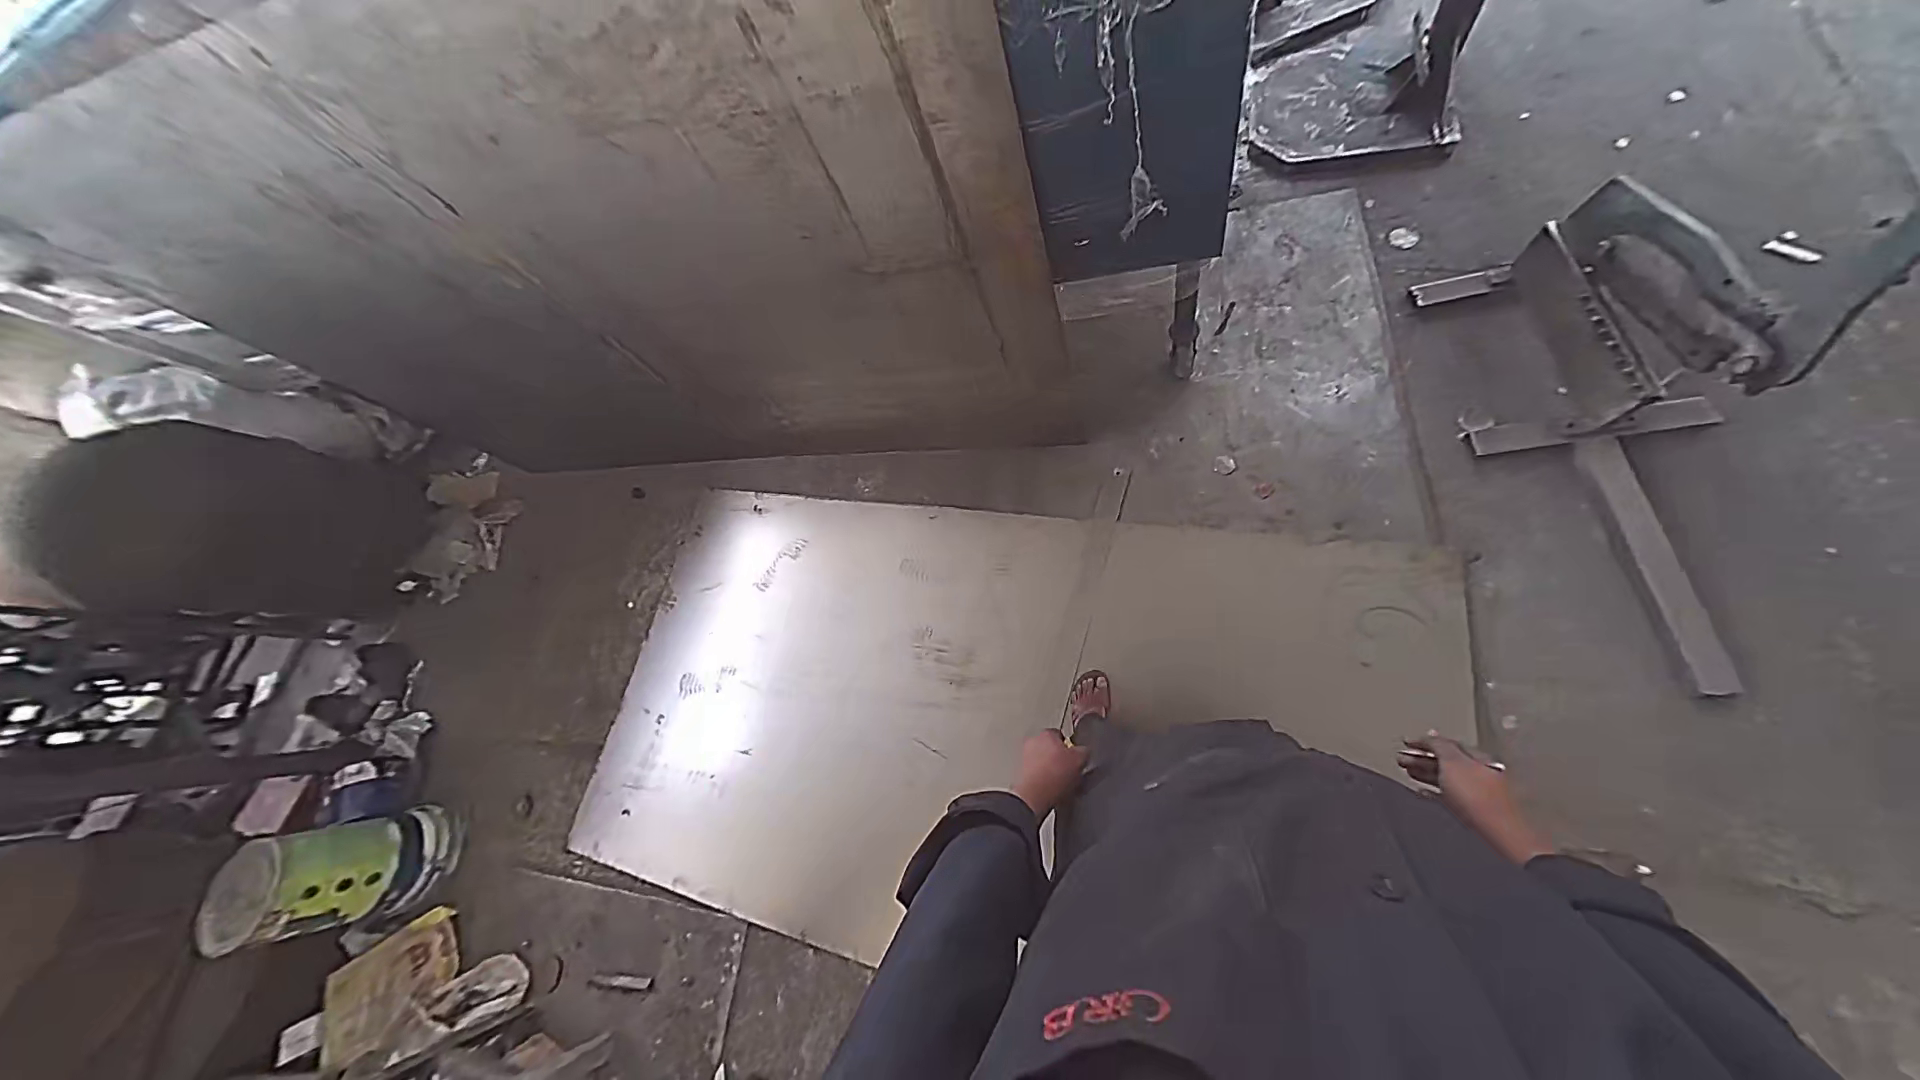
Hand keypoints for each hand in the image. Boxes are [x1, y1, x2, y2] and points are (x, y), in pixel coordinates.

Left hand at [1010, 730, 1088, 819]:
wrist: (1034, 797)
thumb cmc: (1053, 776)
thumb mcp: (1079, 760)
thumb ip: (1083, 751)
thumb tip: (1084, 751)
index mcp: (1046, 733)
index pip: (1061, 735)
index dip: (1070, 747)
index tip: (1075, 756)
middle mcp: (1032, 742)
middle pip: (1050, 748)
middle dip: (1058, 757)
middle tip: (1068, 769)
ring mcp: (1024, 757)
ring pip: (1042, 761)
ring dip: (1050, 768)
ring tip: (1060, 781)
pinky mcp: (1021, 773)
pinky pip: (1036, 773)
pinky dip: (1042, 779)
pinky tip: (1050, 788)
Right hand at [1398, 733, 1553, 864]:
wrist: (1496, 837)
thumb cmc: (1479, 799)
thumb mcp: (1452, 762)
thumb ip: (1439, 745)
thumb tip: (1429, 736)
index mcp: (1480, 759)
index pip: (1449, 744)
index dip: (1426, 741)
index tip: (1408, 742)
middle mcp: (1481, 775)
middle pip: (1446, 762)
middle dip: (1422, 758)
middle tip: (1403, 756)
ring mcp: (1477, 796)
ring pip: (1445, 779)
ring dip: (1424, 772)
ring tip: (1407, 771)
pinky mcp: (1471, 814)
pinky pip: (1447, 798)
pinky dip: (1433, 792)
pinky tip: (1423, 792)